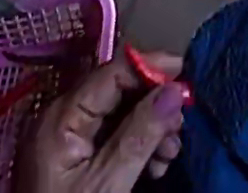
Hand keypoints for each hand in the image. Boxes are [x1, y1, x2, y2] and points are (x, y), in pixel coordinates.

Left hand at [15, 52, 185, 192]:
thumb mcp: (108, 186)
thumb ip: (140, 135)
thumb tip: (174, 90)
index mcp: (62, 115)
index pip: (112, 72)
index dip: (150, 66)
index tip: (185, 71)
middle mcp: (62, 116)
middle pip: (116, 90)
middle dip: (153, 101)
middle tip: (182, 121)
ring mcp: (67, 137)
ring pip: (118, 112)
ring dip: (150, 125)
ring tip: (172, 150)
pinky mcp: (74, 158)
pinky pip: (111, 134)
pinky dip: (137, 142)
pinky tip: (156, 163)